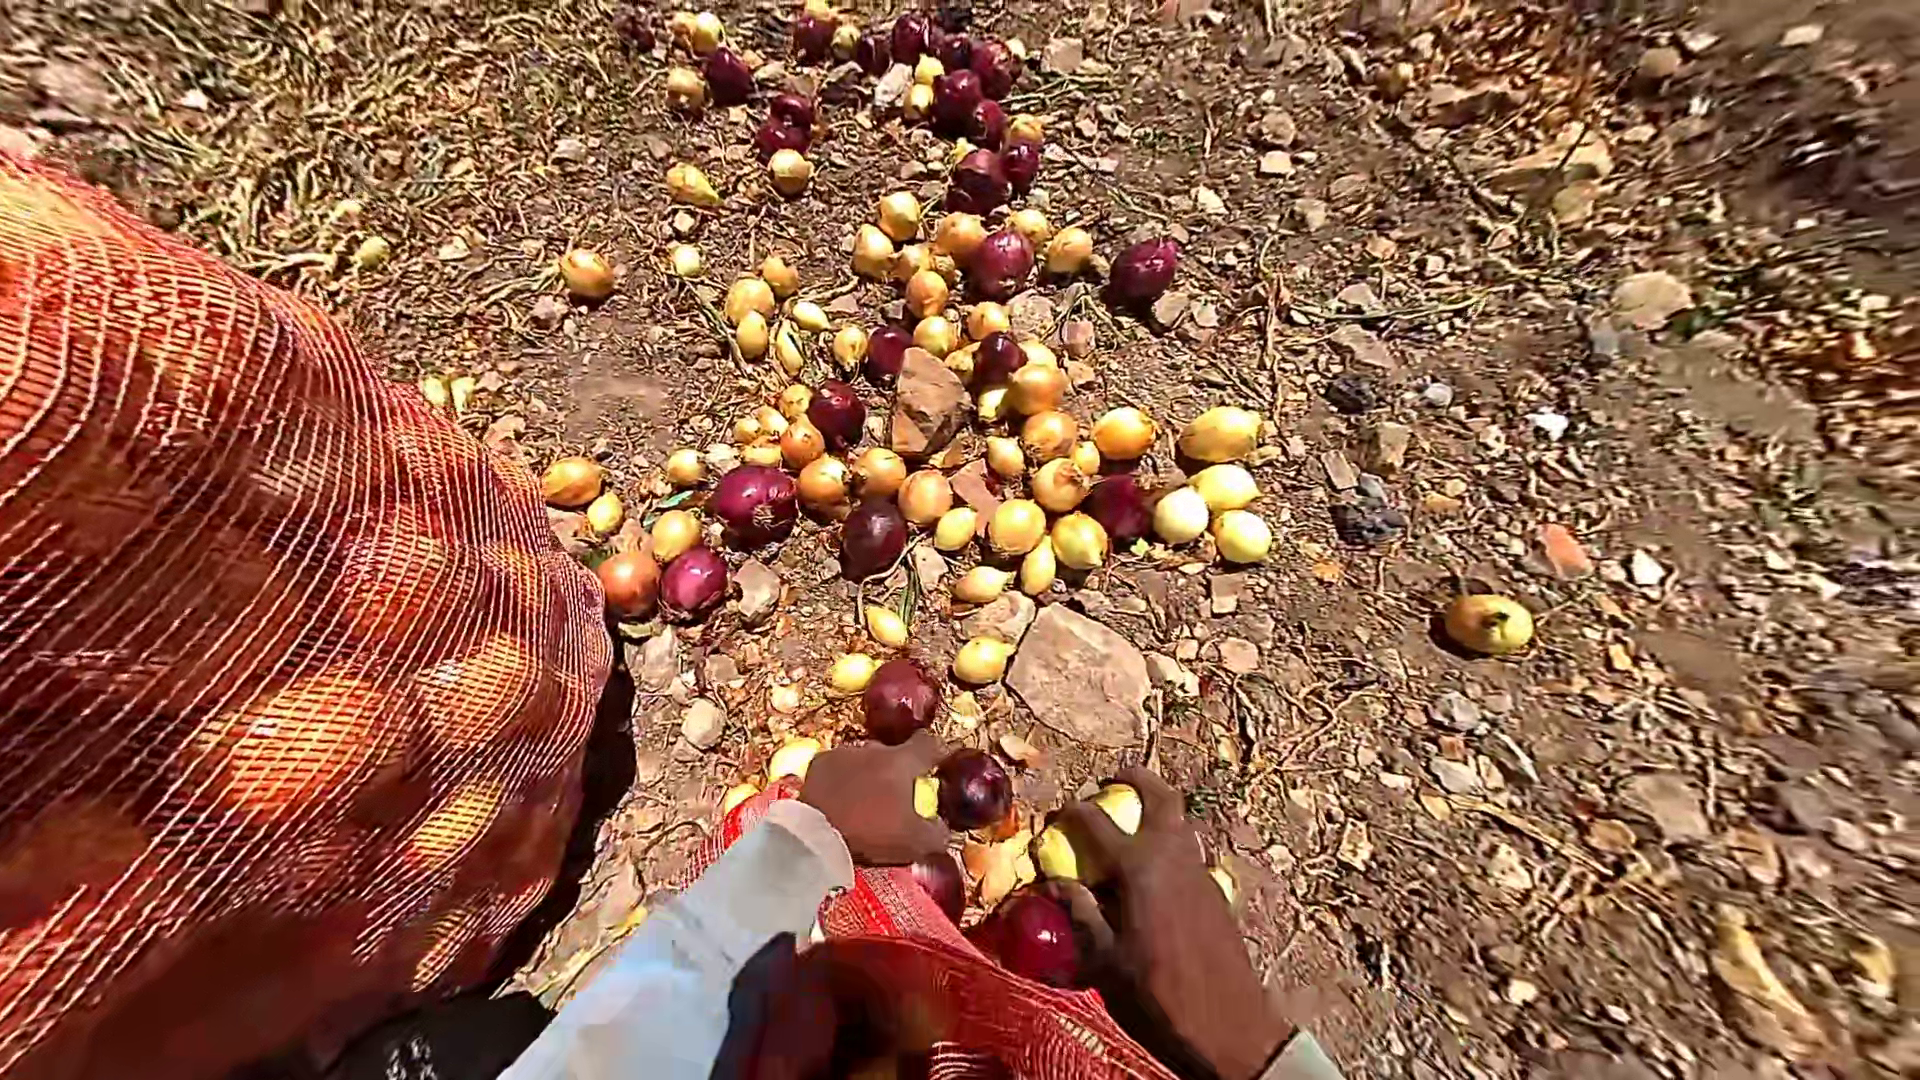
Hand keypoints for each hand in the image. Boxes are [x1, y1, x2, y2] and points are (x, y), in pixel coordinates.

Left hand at [799, 732, 949, 865]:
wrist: (816, 837)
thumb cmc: (871, 833)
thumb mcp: (913, 842)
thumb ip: (936, 834)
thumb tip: (944, 829)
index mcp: (902, 761)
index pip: (929, 744)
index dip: (937, 751)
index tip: (939, 761)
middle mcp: (874, 749)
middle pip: (894, 753)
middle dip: (898, 769)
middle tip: (897, 793)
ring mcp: (844, 753)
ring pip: (864, 759)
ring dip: (868, 773)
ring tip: (865, 799)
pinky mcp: (819, 763)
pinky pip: (838, 767)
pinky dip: (842, 779)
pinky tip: (840, 798)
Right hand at [1048, 768, 1289, 1079]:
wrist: (1234, 1030)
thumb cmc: (1162, 994)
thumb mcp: (1108, 959)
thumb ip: (1081, 912)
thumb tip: (1054, 882)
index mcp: (1139, 866)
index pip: (1096, 822)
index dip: (1073, 812)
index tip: (1058, 814)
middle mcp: (1170, 853)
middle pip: (1159, 795)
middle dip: (1134, 778)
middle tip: (1113, 779)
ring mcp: (1198, 867)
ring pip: (1179, 817)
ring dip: (1156, 804)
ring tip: (1134, 814)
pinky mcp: (1213, 886)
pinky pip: (1189, 843)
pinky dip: (1170, 835)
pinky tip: (1156, 863)